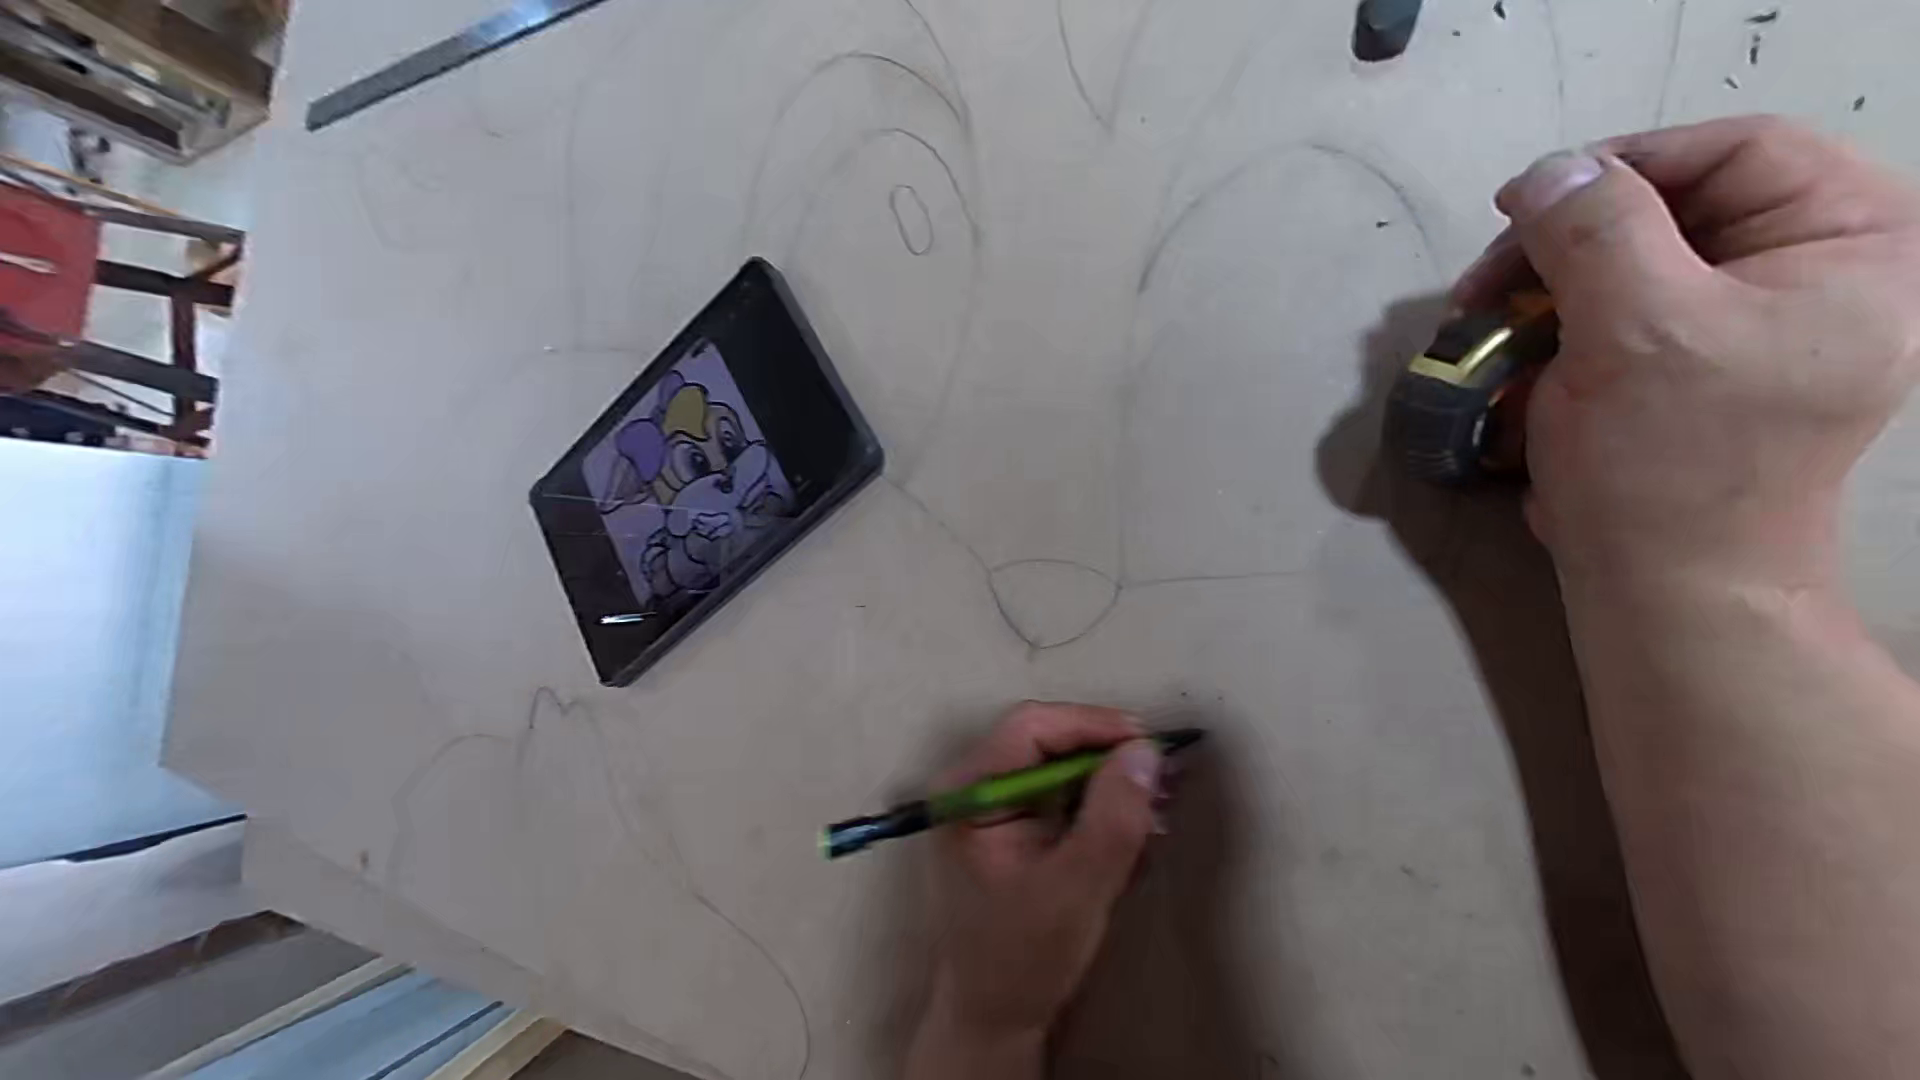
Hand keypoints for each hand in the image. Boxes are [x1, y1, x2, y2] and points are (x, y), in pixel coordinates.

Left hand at [906, 703, 1161, 1076]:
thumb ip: (1113, 819)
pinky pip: (1058, 791)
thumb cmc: (1023, 956)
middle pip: (1046, 739)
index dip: (1092, 724)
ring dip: (1106, 781)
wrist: (992, 1015)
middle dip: (1105, 755)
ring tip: (1151, 807)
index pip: (1030, 727)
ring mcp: (990, 801)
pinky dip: (1096, 803)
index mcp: (969, 789)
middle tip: (1159, 777)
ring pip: (1058, 763)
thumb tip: (1146, 751)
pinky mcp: (1010, 820)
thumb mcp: (1077, 890)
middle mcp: (973, 783)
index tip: (1149, 743)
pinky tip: (1127, 827)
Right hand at [1455, 116, 1919, 592]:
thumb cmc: (1666, 454)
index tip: (1519, 205)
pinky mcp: (1667, 362)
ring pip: (1619, 264)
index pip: (1734, 152)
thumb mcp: (1636, 333)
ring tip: (1479, 323)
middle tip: (1480, 284)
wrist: (1659, 569)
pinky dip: (1543, 326)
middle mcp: (1796, 269)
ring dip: (1537, 287)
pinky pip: (1601, 315)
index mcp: (1845, 241)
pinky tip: (1506, 354)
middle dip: (1559, 241)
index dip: (1620, 166)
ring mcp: (1726, 321)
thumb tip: (1542, 171)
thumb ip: (1595, 236)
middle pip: (1666, 208)